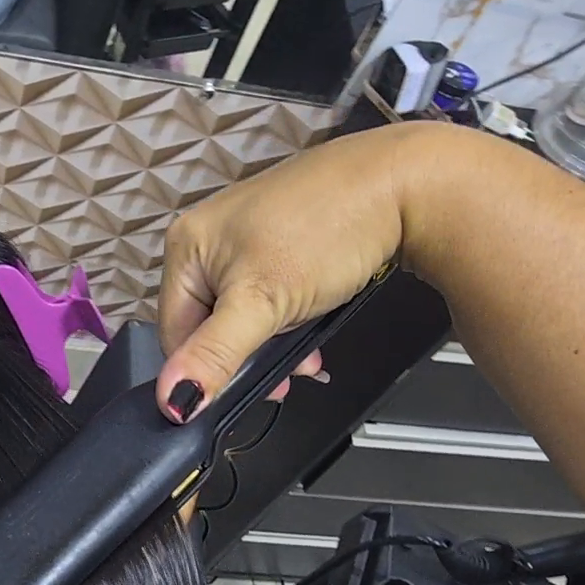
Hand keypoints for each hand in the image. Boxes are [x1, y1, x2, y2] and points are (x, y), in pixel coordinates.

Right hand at [154, 124, 420, 420]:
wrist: (411, 180)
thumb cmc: (329, 230)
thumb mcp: (263, 304)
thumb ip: (214, 355)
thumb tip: (174, 403)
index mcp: (185, 247)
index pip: (174, 333)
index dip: (206, 369)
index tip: (251, 389)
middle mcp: (205, 238)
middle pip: (206, 325)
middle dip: (246, 356)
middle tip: (289, 374)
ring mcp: (241, 235)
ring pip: (237, 314)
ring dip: (269, 343)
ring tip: (306, 352)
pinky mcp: (275, 236)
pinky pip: (262, 293)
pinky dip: (284, 317)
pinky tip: (311, 322)